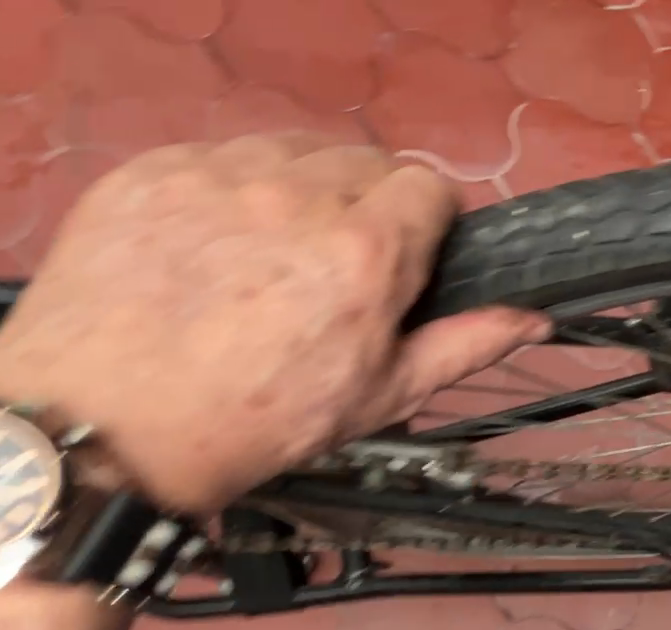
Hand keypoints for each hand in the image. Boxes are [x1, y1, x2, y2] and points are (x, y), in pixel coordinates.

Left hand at [0, 134, 550, 514]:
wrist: (114, 421)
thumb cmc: (276, 416)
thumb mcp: (392, 390)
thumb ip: (470, 343)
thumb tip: (538, 319)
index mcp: (366, 252)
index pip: (428, 186)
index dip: (436, 219)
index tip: (423, 256)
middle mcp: (296, 195)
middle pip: (368, 160)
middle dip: (380, 202)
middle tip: (360, 260)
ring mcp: (216, 175)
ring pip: (299, 148)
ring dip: (318, 185)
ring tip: (296, 244)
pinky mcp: (151, 170)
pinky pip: (227, 152)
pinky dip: (249, 183)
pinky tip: (234, 237)